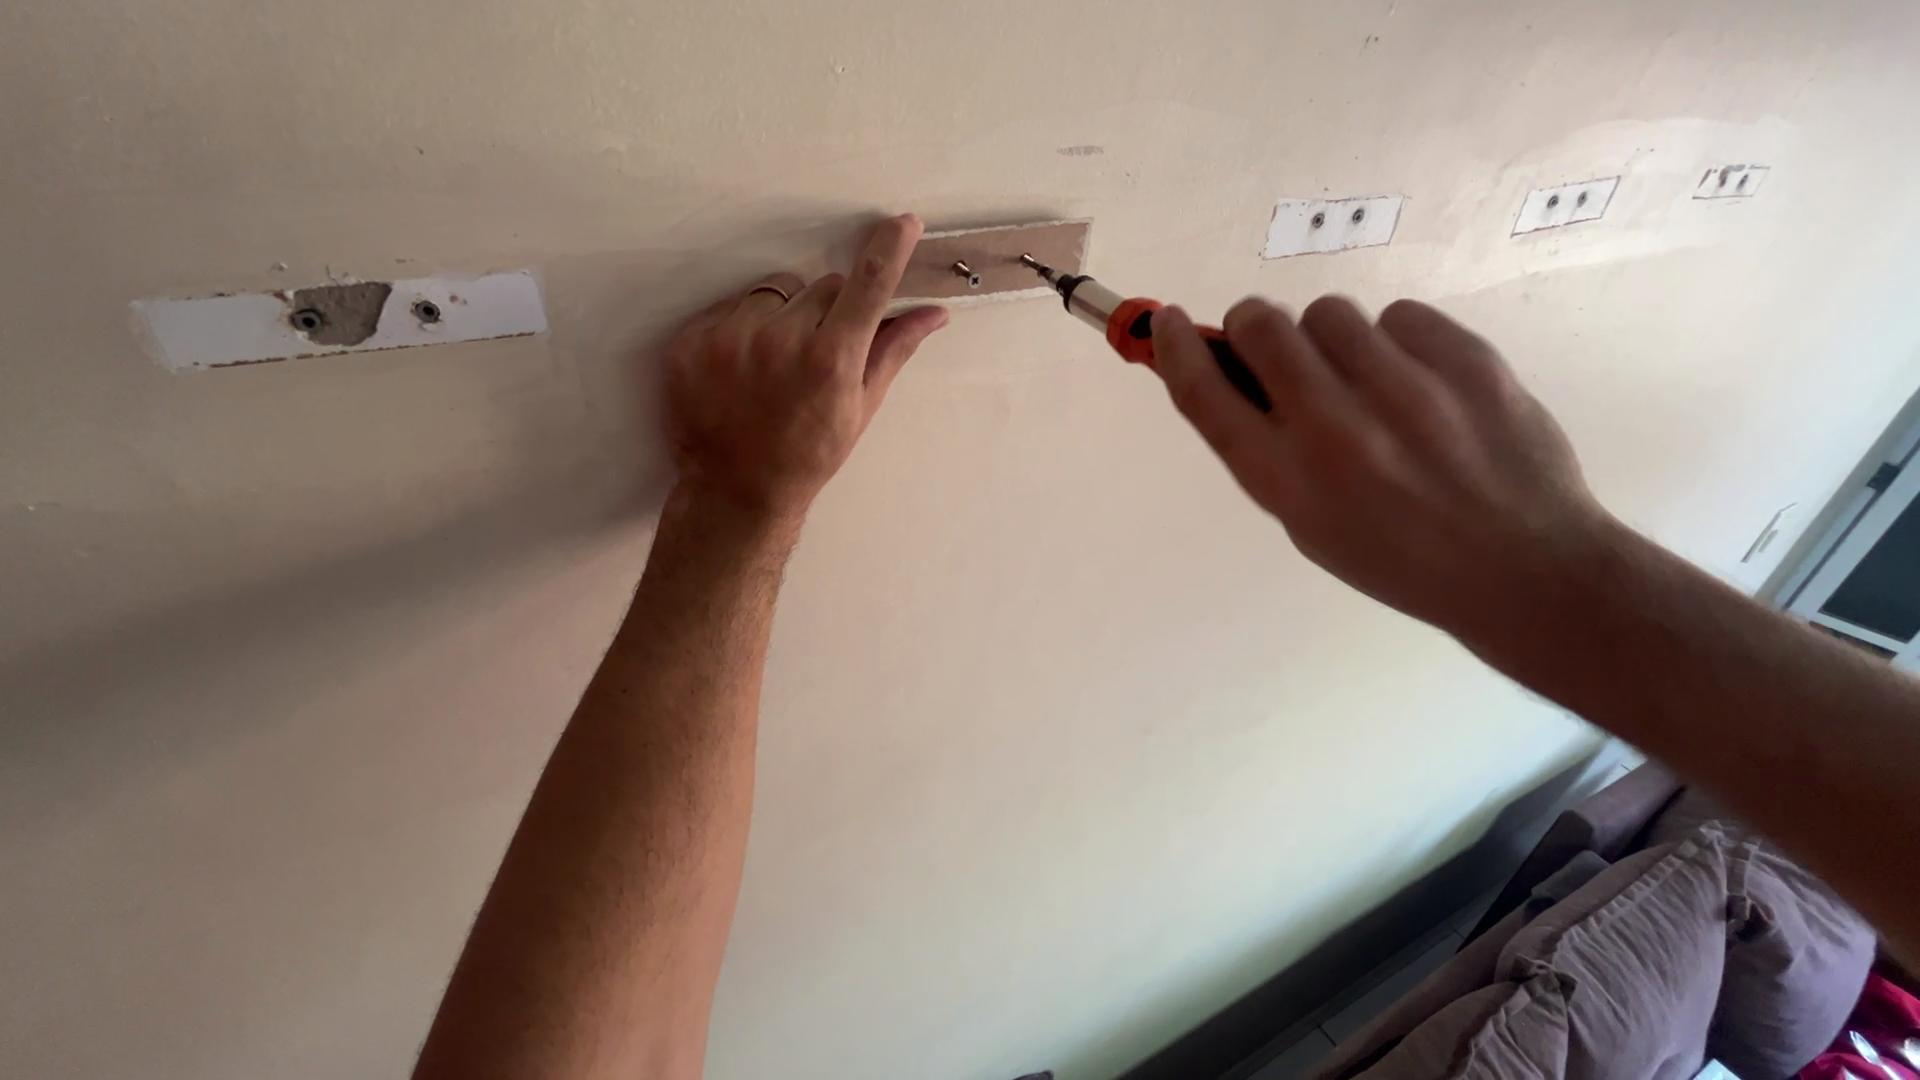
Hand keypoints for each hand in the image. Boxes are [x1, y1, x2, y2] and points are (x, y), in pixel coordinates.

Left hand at [663, 214, 948, 527]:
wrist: (736, 490)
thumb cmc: (808, 455)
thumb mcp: (859, 409)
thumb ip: (893, 352)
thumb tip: (934, 314)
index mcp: (831, 360)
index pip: (868, 284)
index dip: (889, 249)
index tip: (901, 223)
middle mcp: (780, 341)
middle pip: (822, 286)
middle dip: (830, 310)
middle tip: (819, 355)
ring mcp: (730, 339)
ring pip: (775, 291)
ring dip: (783, 314)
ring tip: (776, 362)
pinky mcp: (692, 342)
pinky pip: (731, 307)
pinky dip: (742, 328)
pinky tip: (744, 368)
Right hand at [1149, 296, 1616, 638]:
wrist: (1522, 569)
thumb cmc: (1393, 556)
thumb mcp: (1305, 521)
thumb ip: (1265, 450)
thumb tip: (1233, 374)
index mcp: (1286, 481)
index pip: (1204, 395)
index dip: (1174, 349)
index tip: (1168, 321)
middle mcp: (1335, 430)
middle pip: (1261, 326)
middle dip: (1255, 326)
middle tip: (1275, 347)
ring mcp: (1405, 391)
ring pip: (1329, 312)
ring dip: (1329, 338)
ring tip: (1364, 378)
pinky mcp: (1468, 361)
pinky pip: (1399, 315)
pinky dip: (1395, 341)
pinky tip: (1418, 383)